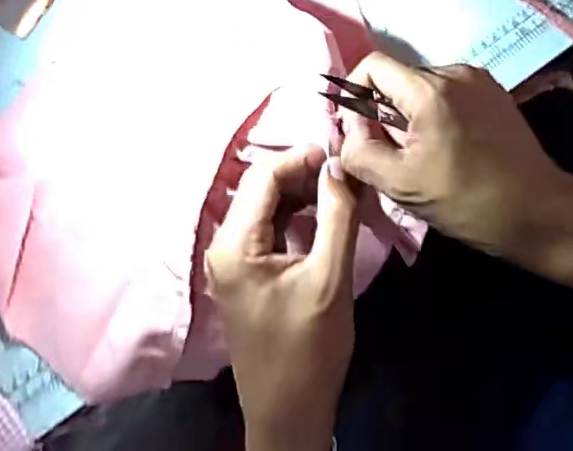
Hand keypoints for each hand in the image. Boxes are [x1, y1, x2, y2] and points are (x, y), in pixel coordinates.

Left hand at [205, 145, 359, 450]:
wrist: (290, 415)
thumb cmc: (308, 350)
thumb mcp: (330, 277)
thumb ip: (337, 214)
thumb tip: (340, 162)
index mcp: (234, 245)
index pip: (264, 175)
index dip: (303, 158)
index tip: (342, 158)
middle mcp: (225, 244)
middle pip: (263, 185)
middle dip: (305, 172)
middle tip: (346, 174)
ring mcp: (234, 257)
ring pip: (269, 201)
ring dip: (304, 191)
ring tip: (343, 190)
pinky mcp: (248, 269)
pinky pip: (272, 223)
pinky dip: (299, 211)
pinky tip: (327, 213)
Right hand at [336, 54, 572, 271]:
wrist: (539, 211)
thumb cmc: (468, 200)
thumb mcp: (403, 185)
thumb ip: (362, 152)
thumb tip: (349, 132)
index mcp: (430, 88)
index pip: (374, 65)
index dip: (354, 92)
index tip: (357, 130)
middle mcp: (455, 71)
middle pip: (400, 78)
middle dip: (383, 110)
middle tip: (388, 153)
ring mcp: (479, 80)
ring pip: (424, 87)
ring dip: (411, 115)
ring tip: (421, 155)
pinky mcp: (494, 93)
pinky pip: (450, 93)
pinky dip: (437, 114)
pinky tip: (447, 148)